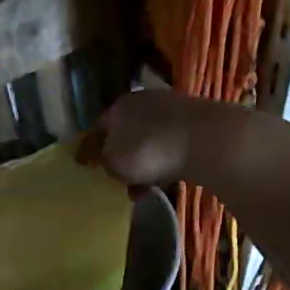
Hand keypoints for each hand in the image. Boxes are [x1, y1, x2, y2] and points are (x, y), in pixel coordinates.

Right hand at [78, 90, 257, 187]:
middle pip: (123, 133)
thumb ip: (103, 161)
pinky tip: (165, 180)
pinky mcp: (194, 123)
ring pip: (148, 141)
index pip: (96, 129)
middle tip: (115, 180)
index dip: (88, 149)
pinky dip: (163, 163)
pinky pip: (169, 147)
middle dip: (119, 157)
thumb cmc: (151, 150)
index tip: (83, 166)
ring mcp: (171, 110)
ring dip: (142, 164)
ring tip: (141, 188)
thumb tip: (105, 161)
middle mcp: (143, 101)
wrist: (206, 140)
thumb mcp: (115, 161)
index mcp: (118, 106)